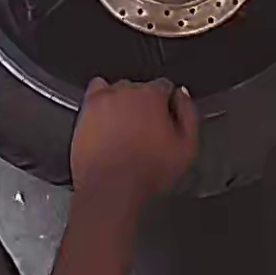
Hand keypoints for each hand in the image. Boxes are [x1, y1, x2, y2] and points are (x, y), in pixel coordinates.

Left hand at [70, 78, 198, 208]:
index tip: (165, 120)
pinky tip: (106, 117)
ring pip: (119, 90)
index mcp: (153, 95)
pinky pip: (96, 91)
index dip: (167, 103)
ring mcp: (105, 98)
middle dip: (144, 104)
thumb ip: (188, 114)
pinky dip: (102, 99)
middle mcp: (128, 90)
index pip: (164, 86)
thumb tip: (181, 95)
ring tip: (124, 128)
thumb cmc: (148, 172)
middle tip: (145, 130)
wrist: (110, 189)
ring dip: (123, 102)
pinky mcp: (87, 108)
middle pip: (140, 88)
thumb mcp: (186, 148)